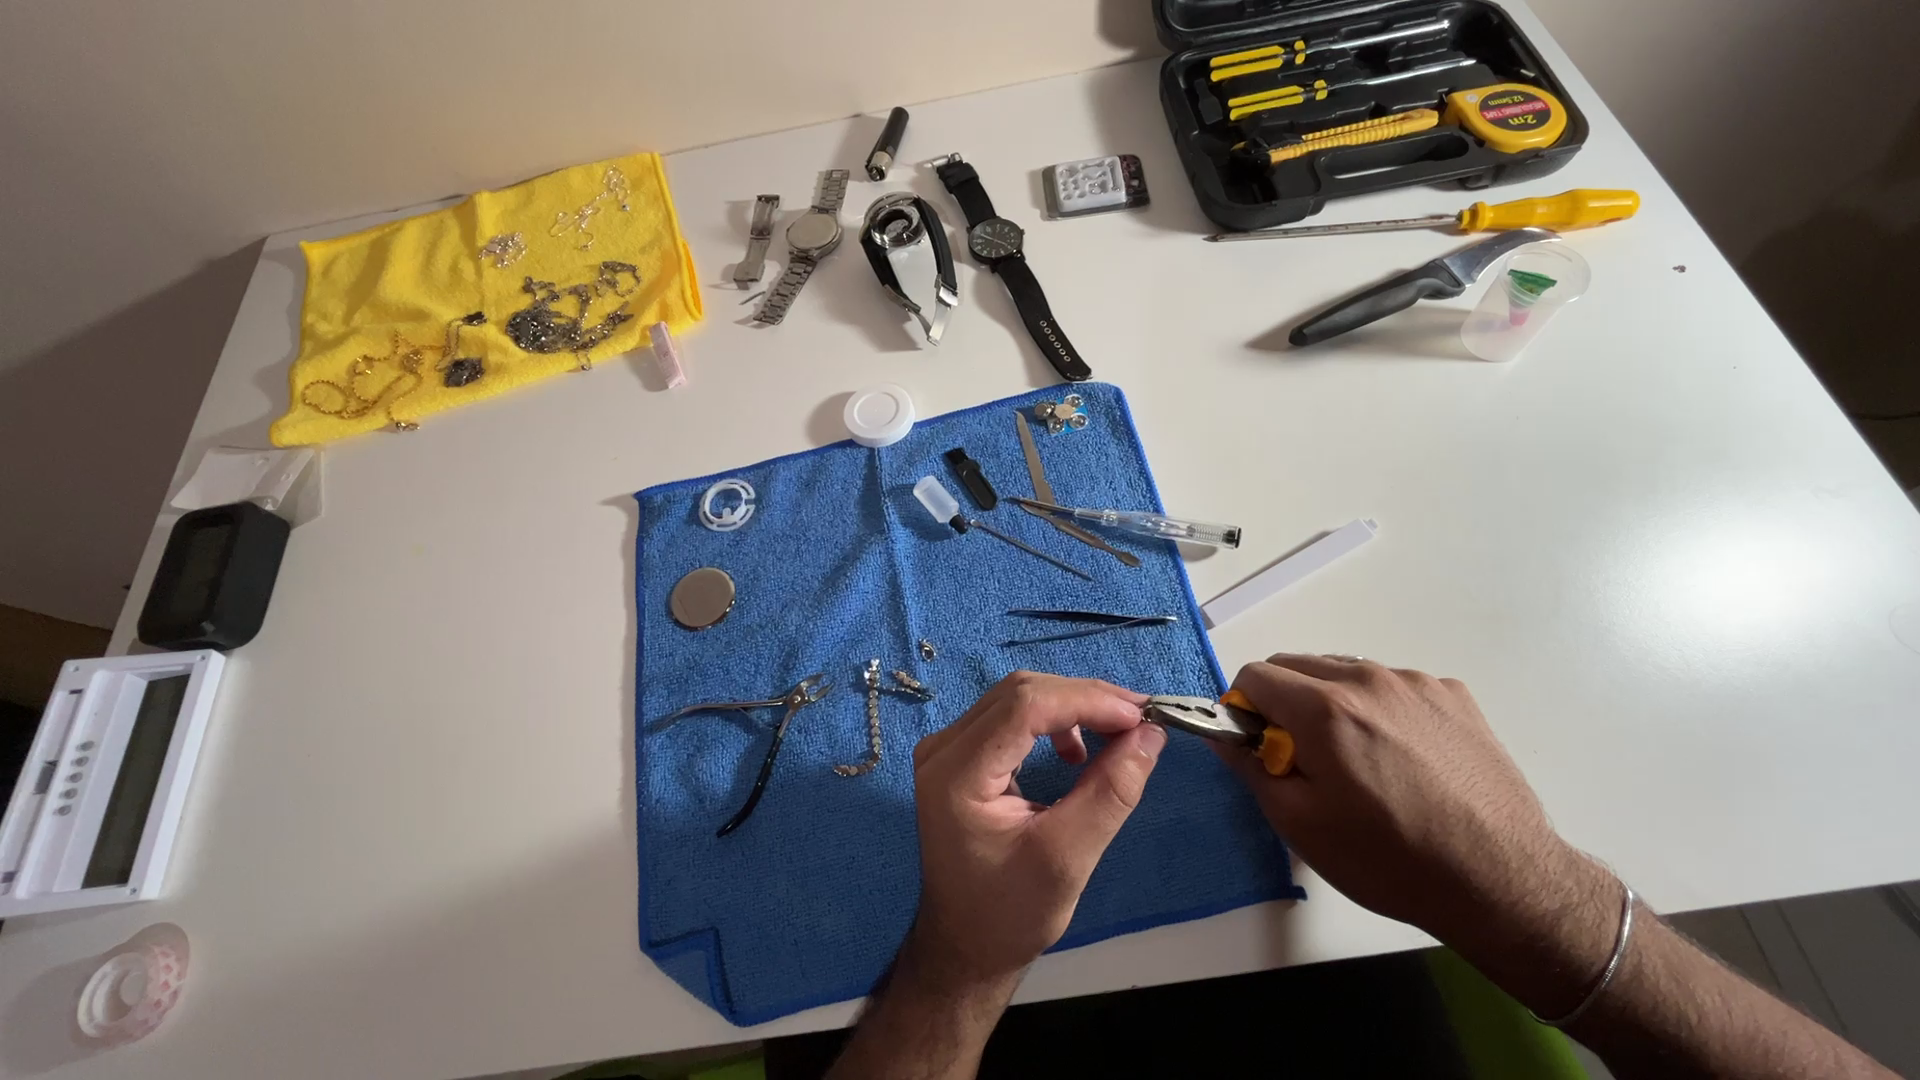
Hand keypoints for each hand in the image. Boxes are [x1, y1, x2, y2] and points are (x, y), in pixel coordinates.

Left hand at [907, 672, 1165, 983]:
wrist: (966, 944)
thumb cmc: (1010, 912)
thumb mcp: (1068, 857)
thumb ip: (1110, 792)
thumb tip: (1150, 733)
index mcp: (956, 773)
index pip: (1024, 706)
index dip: (1086, 701)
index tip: (1140, 715)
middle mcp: (943, 747)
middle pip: (1021, 693)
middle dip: (1085, 698)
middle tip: (1140, 719)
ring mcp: (947, 748)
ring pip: (1018, 698)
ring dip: (1072, 706)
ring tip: (1117, 733)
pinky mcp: (960, 754)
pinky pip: (1012, 716)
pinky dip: (1053, 720)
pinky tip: (1075, 752)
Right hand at [1216, 655, 1611, 954]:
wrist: (1503, 881)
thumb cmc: (1387, 858)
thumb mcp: (1299, 823)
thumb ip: (1250, 766)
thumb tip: (1223, 732)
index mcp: (1323, 707)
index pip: (1255, 675)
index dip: (1244, 709)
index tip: (1259, 745)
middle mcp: (1368, 679)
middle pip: (1296, 664)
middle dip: (1284, 702)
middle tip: (1303, 757)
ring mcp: (1416, 683)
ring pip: (1344, 672)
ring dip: (1331, 702)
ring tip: (1359, 760)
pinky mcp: (1454, 694)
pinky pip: (1392, 685)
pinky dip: (1379, 708)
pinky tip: (1403, 758)